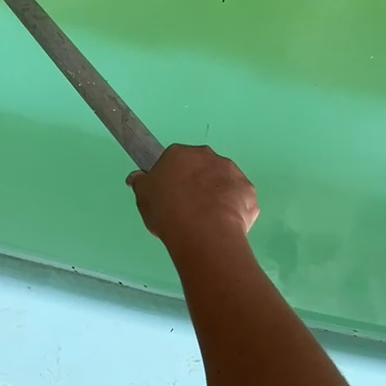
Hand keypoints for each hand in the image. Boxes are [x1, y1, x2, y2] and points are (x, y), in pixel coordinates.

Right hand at [127, 144, 259, 248]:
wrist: (203, 231)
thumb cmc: (167, 210)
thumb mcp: (143, 197)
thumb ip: (141, 183)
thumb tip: (136, 177)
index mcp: (180, 153)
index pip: (173, 159)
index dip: (171, 176)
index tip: (168, 192)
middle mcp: (208, 156)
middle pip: (201, 166)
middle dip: (196, 181)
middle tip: (187, 205)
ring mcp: (232, 172)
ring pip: (222, 181)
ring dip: (216, 193)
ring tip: (206, 218)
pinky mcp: (249, 191)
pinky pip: (239, 198)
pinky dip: (233, 208)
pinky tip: (222, 223)